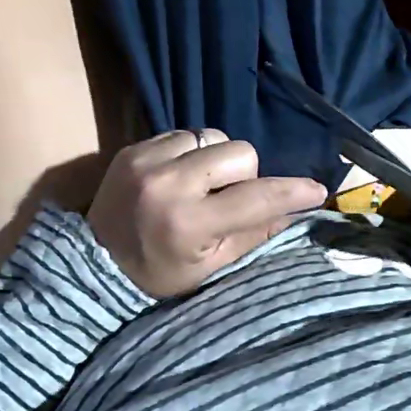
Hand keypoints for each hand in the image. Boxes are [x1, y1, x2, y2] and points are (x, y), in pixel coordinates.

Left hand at [87, 130, 327, 296]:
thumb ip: (255, 234)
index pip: (256, 198)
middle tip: (228, 199)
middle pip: (240, 153)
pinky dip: (192, 153)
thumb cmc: (161, 276)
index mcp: (190, 223)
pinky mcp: (134, 148)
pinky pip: (185, 134)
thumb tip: (297, 210)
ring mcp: (147, 160)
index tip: (316, 190)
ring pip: (214, 137)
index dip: (292, 192)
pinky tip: (180, 177)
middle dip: (245, 175)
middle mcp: (168, 184)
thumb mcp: (212, 268)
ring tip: (202, 185)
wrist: (94, 264)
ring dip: (218, 160)